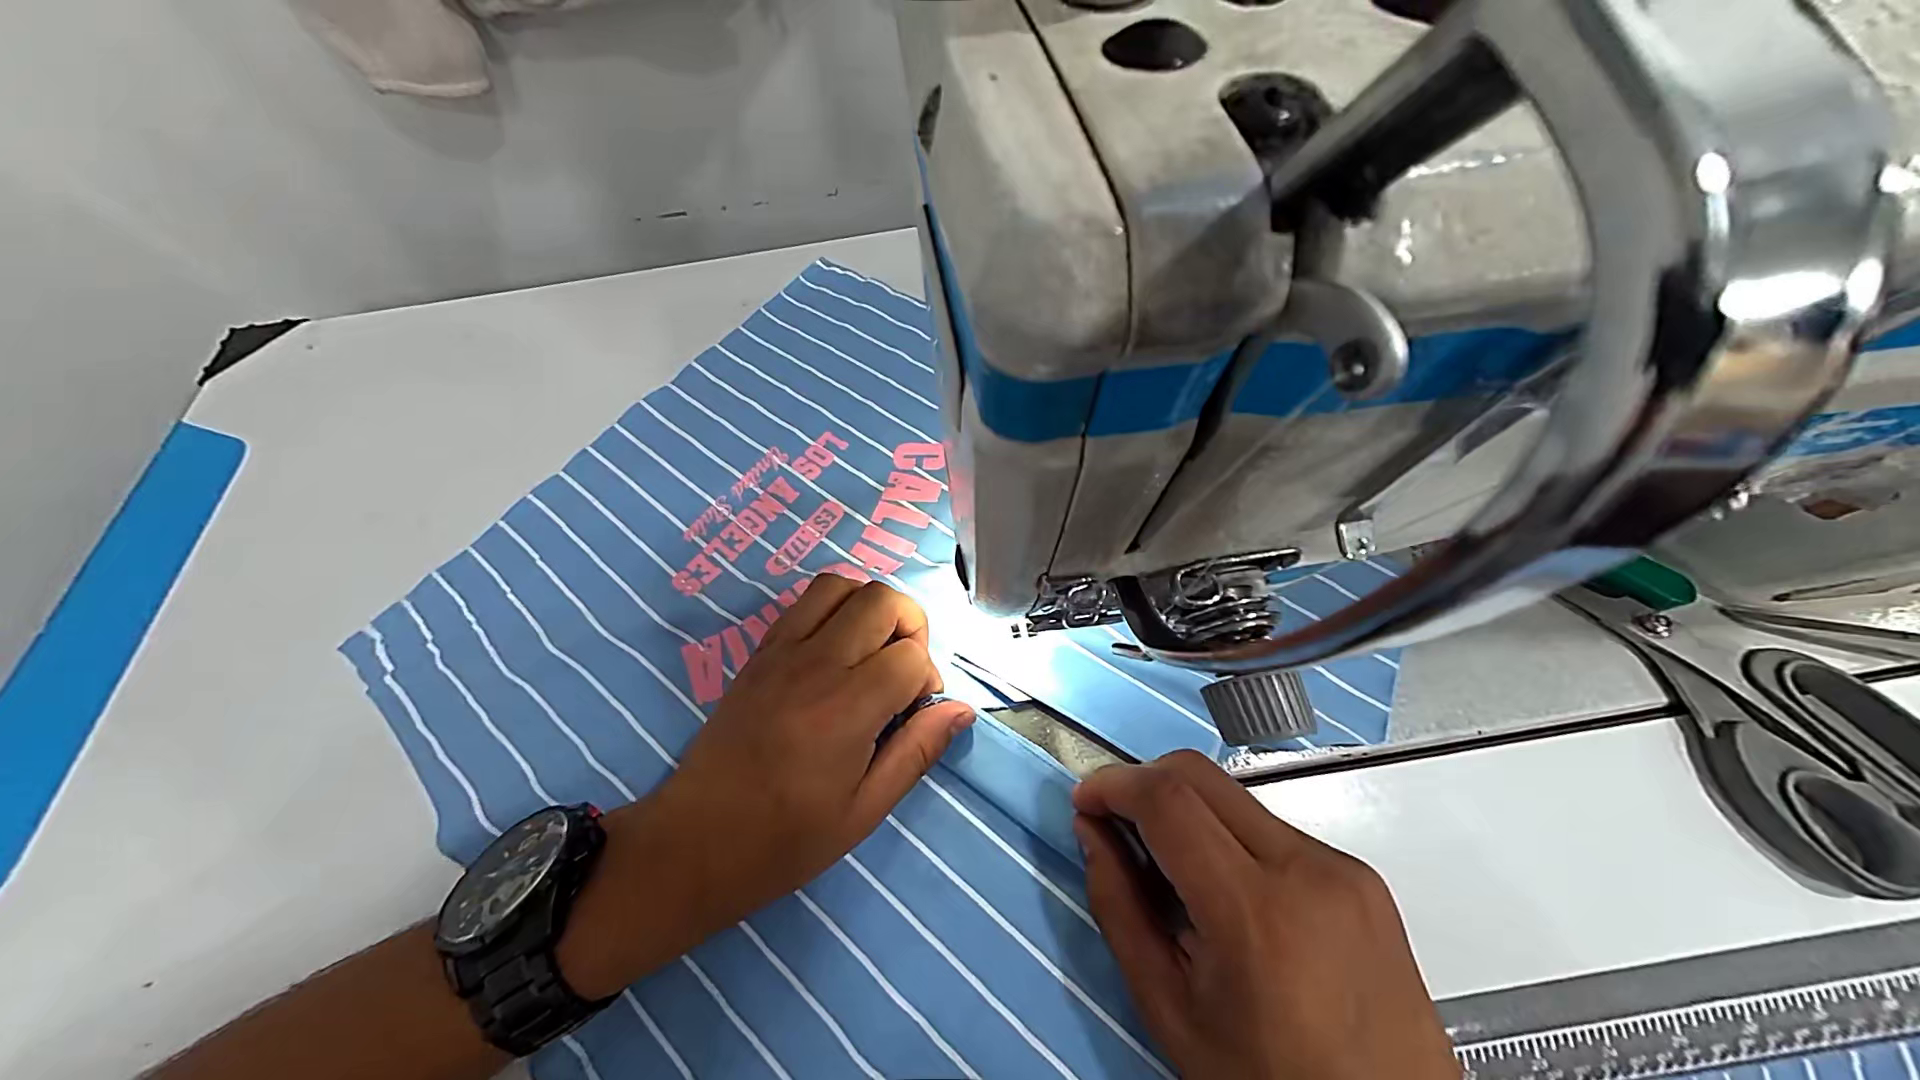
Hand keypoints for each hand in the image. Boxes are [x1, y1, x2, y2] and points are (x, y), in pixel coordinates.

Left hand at [559, 574, 976, 997]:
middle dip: (911, 626)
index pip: (910, 656)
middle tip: (904, 671)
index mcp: (846, 709)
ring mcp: (781, 651)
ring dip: (871, 606)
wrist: (694, 840)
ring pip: (841, 584)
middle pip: (882, 600)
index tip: (917, 711)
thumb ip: (917, 751)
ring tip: (873, 650)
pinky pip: (804, 600)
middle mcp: (815, 665)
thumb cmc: (785, 838)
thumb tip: (962, 708)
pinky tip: (837, 648)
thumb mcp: (864, 811)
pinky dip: (834, 606)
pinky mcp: (759, 652)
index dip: (928, 678)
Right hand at [1073, 751, 1457, 1079]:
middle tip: (1115, 819)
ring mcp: (1342, 868)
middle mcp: (1308, 870)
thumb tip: (1093, 832)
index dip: (1114, 786)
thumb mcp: (1168, 1008)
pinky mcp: (1361, 875)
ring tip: (1169, 865)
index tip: (1087, 801)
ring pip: (1234, 795)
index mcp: (1255, 912)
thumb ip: (1118, 907)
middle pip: (1200, 774)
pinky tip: (1222, 887)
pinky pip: (1272, 826)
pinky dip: (1227, 833)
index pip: (1168, 800)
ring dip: (1185, 807)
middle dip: (1142, 781)